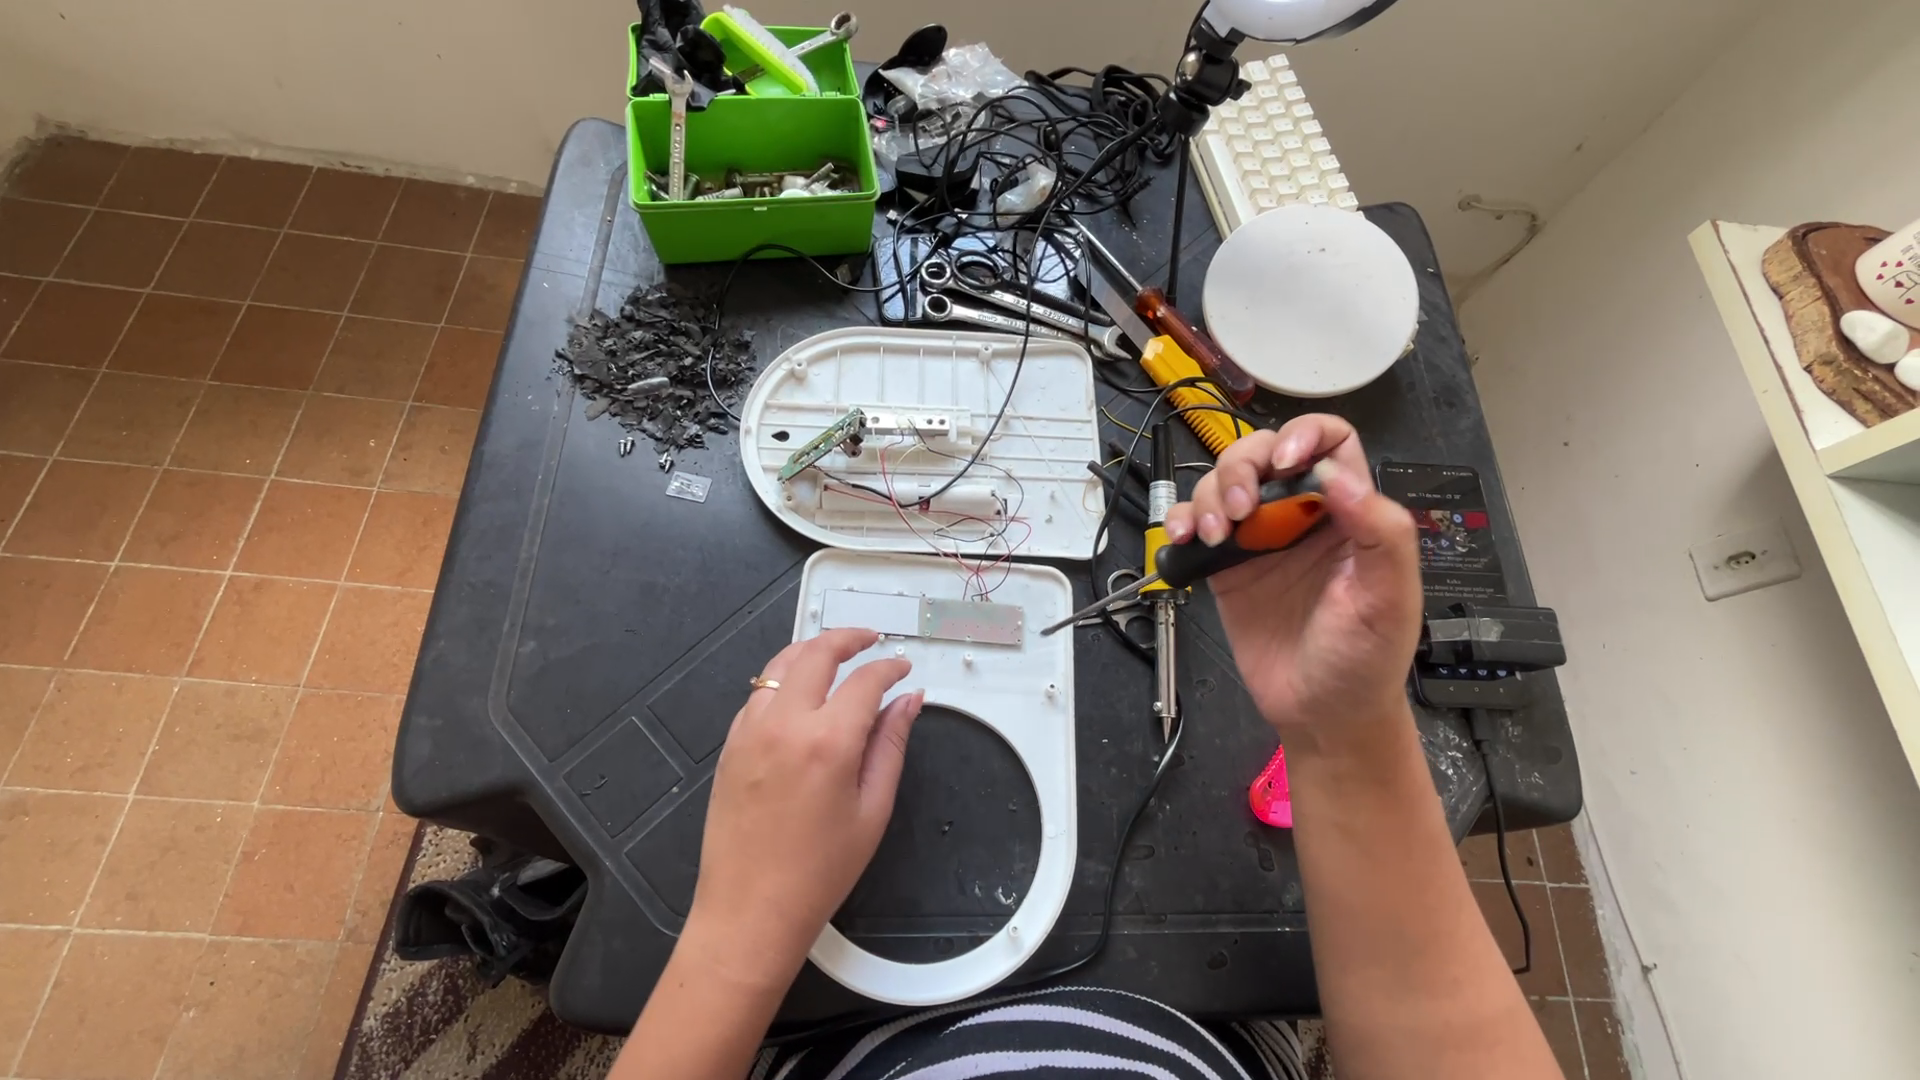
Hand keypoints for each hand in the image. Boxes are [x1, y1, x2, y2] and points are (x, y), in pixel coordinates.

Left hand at [686, 628, 923, 984]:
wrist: (749, 913)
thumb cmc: (820, 871)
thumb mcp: (872, 809)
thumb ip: (891, 744)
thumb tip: (909, 700)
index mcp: (828, 741)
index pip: (866, 680)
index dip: (890, 667)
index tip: (903, 668)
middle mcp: (785, 722)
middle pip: (817, 652)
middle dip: (849, 637)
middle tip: (871, 639)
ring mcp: (750, 730)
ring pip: (781, 664)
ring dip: (812, 650)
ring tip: (836, 654)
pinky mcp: (730, 744)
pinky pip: (760, 692)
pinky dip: (784, 678)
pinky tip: (801, 692)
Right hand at [1162, 415, 1422, 747]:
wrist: (1320, 714)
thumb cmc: (1365, 659)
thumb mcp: (1388, 598)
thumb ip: (1378, 531)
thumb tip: (1336, 475)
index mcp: (1349, 513)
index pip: (1331, 443)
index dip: (1305, 436)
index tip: (1283, 465)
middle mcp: (1300, 516)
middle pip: (1262, 453)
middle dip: (1241, 468)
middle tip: (1239, 511)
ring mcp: (1258, 540)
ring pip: (1222, 483)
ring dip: (1210, 497)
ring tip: (1213, 536)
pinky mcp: (1225, 566)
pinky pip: (1195, 525)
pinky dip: (1180, 522)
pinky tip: (1184, 540)